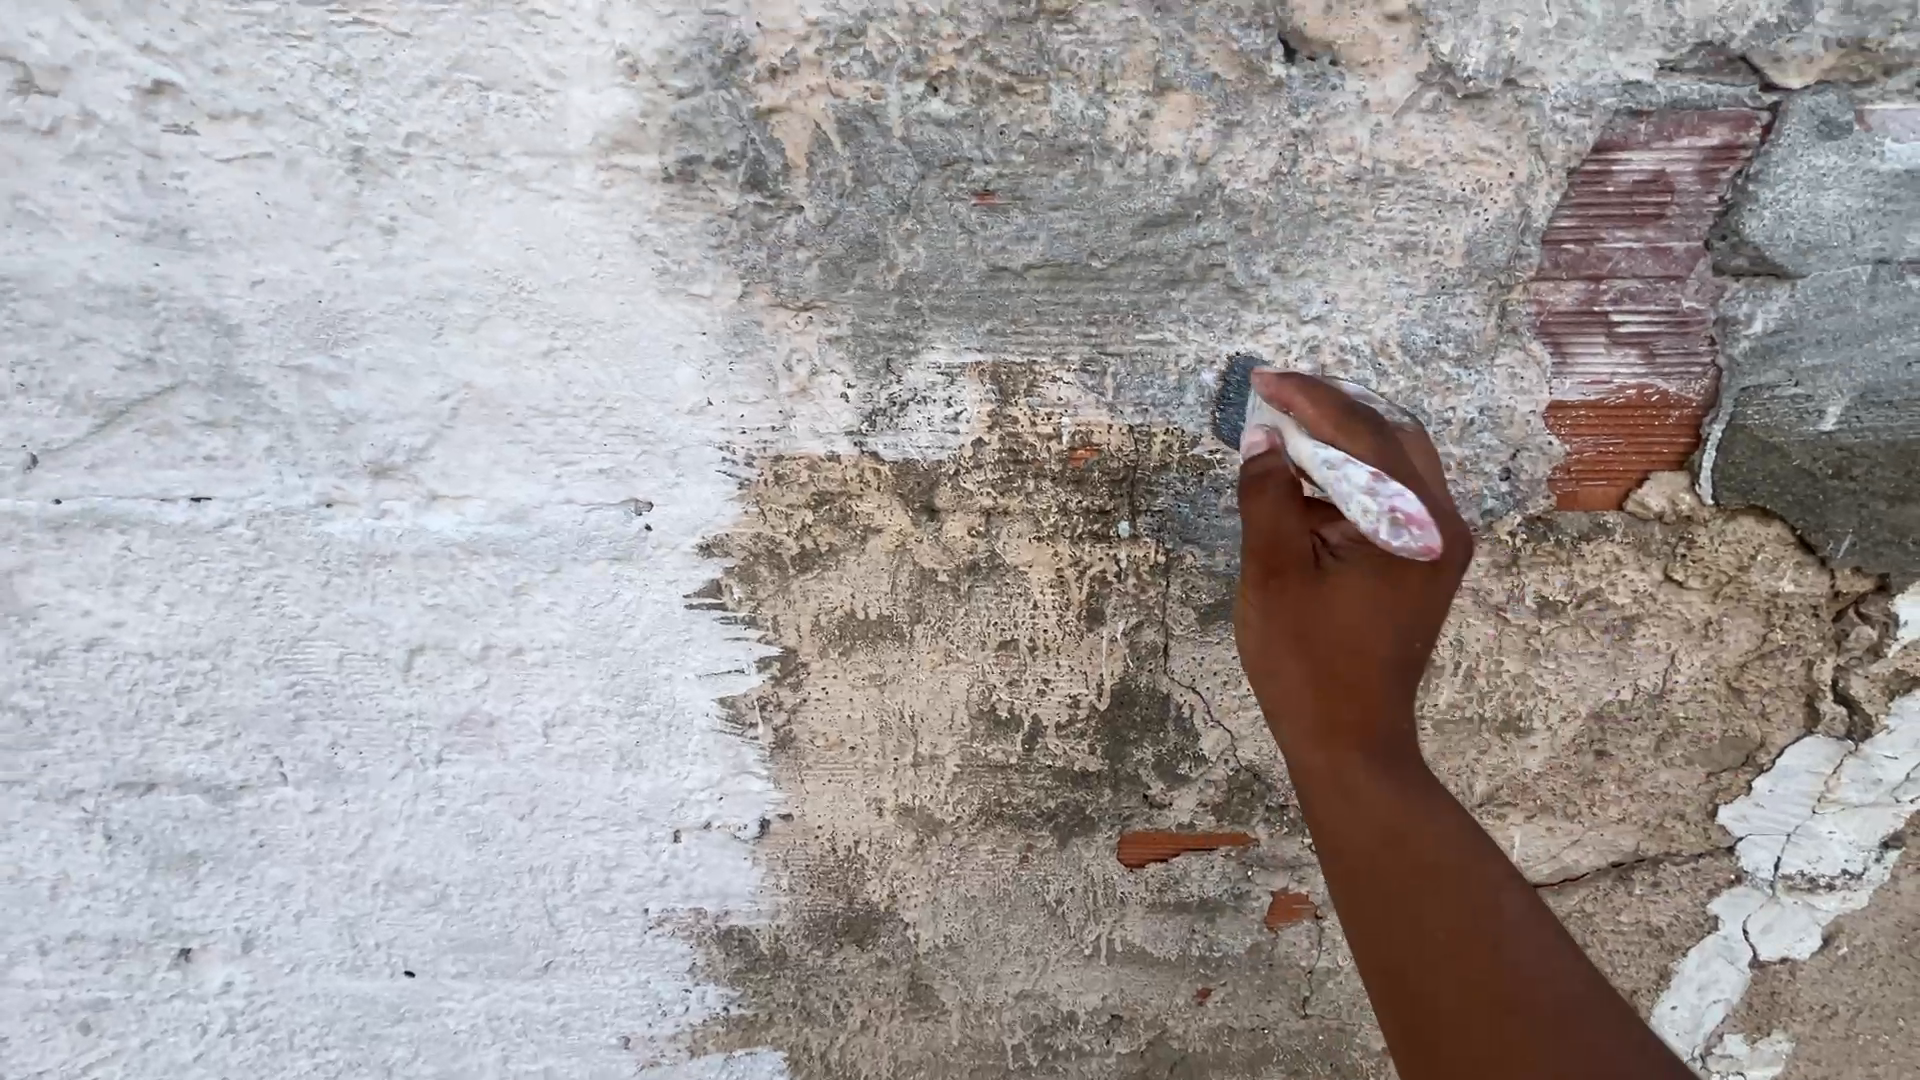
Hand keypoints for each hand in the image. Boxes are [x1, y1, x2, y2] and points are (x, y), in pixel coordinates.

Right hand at [1233, 372, 1473, 763]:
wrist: (1348, 738)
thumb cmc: (1304, 660)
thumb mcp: (1273, 571)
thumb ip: (1267, 496)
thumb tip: (1261, 441)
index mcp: (1414, 522)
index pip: (1362, 433)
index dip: (1309, 399)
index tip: (1262, 380)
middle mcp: (1443, 524)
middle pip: (1390, 438)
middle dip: (1328, 413)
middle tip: (1272, 405)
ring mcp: (1438, 546)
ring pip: (1391, 467)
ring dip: (1336, 448)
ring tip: (1278, 444)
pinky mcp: (1422, 564)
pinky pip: (1388, 500)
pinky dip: (1345, 484)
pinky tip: (1300, 493)